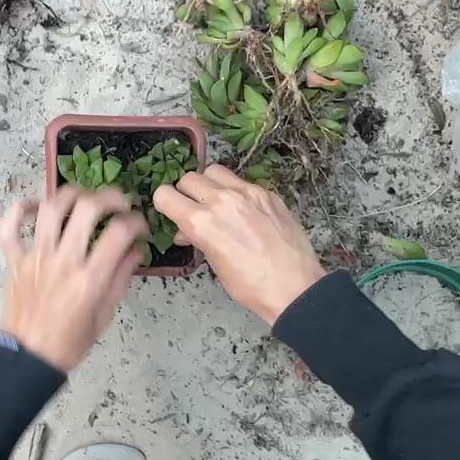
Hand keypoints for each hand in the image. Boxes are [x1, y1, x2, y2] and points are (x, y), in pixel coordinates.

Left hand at [0, 185, 145, 371]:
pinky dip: (20, 210)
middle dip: (110, 197)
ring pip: (51, 209)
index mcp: (89, 279)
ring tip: (84, 198)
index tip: (140, 225)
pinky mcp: (14, 261)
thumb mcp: (104, 315)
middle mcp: (63, 261)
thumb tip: (135, 251)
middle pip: (87, 209)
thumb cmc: (70, 342)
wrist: (28, 359)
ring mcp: (35, 258)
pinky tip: (36, 207)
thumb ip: (120, 279)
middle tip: (119, 202)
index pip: (119, 233)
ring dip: (71, 195)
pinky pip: (9, 228)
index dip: (136, 222)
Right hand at [152, 166, 325, 324]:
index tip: (171, 212)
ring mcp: (247, 193)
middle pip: (188, 178)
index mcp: (201, 222)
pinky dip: (235, 191)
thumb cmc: (250, 285)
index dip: (164, 204)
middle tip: (194, 209)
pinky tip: (244, 211)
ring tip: (217, 203)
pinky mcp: (267, 193)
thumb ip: (198, 239)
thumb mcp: (215, 264)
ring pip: (214, 171)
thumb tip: (186, 231)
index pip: (165, 195)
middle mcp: (221, 200)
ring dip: (209, 184)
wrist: (294, 287)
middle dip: (185, 193)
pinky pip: (241, 181)